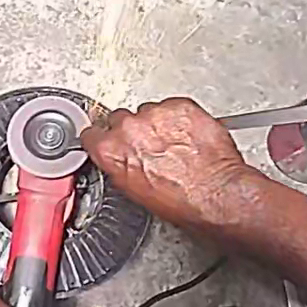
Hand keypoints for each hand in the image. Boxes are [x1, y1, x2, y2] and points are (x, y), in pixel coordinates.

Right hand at [81, 98, 259, 230]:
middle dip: (133, 131)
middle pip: (120, 119)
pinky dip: (180, 119)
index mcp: (110, 150)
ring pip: (149, 111)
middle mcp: (129, 128)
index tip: (110, 141)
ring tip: (175, 145)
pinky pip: (174, 107)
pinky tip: (188, 137)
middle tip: (151, 147)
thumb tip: (121, 161)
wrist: (214, 192)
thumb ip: (119, 166)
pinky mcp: (180, 106)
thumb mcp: (134, 191)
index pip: (92, 134)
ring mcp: (155, 114)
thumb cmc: (179, 200)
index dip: (104, 139)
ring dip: (158, 124)